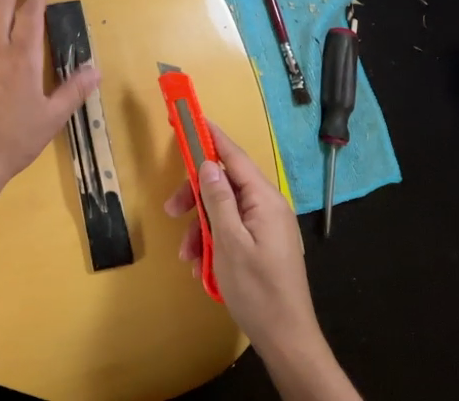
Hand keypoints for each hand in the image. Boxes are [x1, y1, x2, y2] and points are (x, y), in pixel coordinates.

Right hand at [165, 123, 321, 354]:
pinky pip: (232, 229)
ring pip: (224, 209)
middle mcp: (268, 207)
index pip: (234, 156)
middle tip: (170, 210)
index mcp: (264, 200)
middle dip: (196, 195)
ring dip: (201, 226)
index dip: (210, 136)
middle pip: (225, 183)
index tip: (189, 118)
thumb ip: (218, 199)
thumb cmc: (257, 290)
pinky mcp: (263, 246)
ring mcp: (267, 227)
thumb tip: (208, 164)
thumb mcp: (229, 242)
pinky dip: (213, 241)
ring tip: (187, 255)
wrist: (287, 341)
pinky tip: (201, 265)